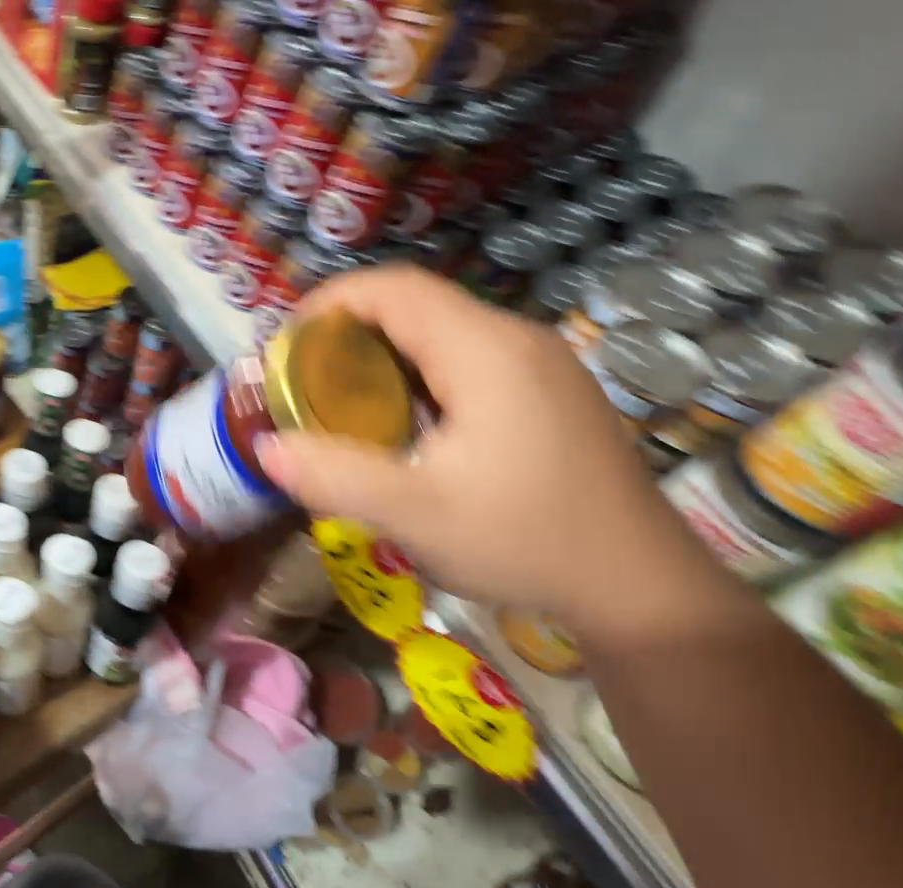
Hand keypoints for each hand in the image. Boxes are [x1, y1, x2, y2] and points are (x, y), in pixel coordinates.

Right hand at [254, 265, 714, 624]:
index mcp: (485, 351)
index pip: (393, 289)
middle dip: (347, 339)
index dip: (328, 305)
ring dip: (383, 364)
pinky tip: (406, 434)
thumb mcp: (414, 514)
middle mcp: (517, 341)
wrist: (636, 583)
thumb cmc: (524, 540)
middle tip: (303, 390)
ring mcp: (542, 368)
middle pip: (416, 310)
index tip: (283, 348)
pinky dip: (419, 385)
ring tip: (343, 414)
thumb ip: (333, 476)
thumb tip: (267, 448)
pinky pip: (469, 368)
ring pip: (442, 340)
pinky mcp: (551, 398)